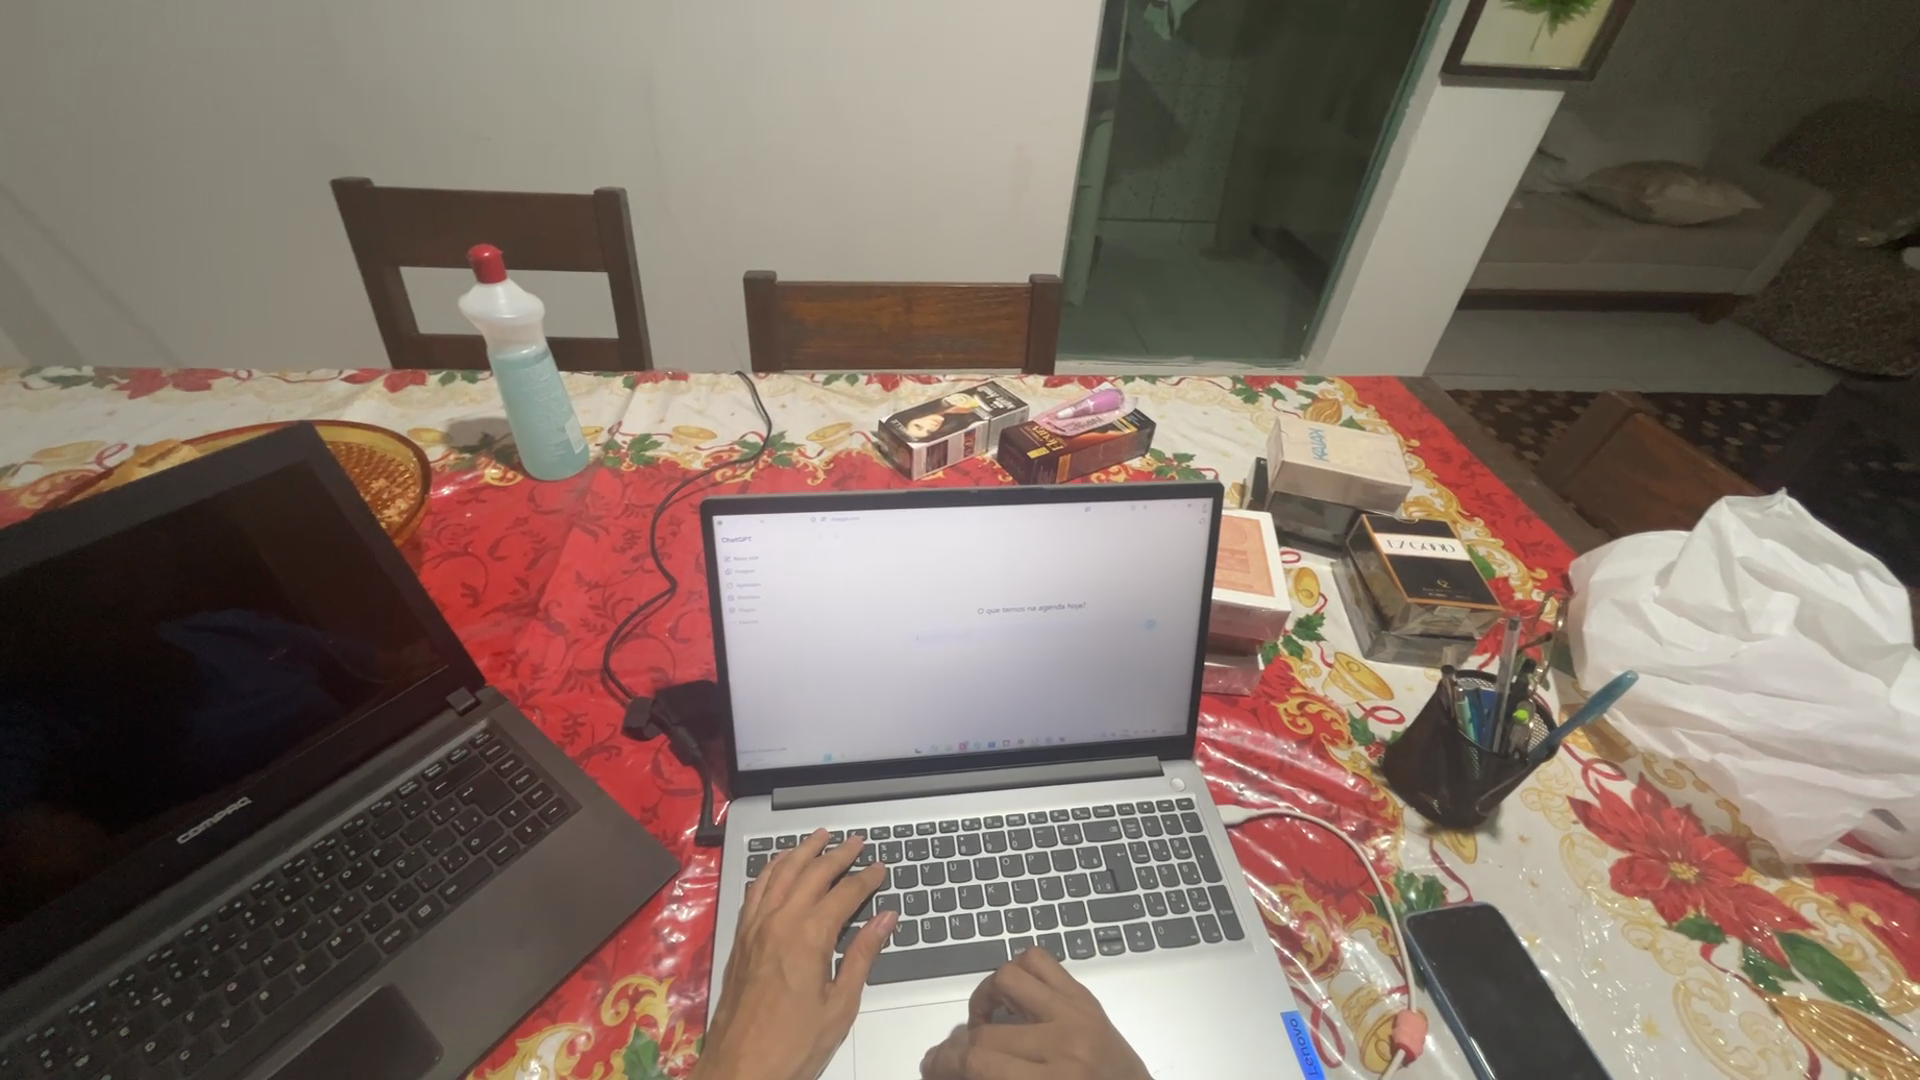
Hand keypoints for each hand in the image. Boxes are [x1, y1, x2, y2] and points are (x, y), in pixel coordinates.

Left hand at [691, 829, 895, 1079]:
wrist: (738, 1074)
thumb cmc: (794, 1046)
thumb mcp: (840, 1006)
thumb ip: (863, 955)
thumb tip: (887, 918)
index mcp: (810, 936)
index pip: (845, 893)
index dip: (867, 878)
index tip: (881, 868)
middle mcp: (781, 921)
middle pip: (813, 872)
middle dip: (839, 854)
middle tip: (857, 842)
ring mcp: (756, 926)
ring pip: (781, 872)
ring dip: (804, 850)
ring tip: (821, 836)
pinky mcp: (741, 936)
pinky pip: (756, 889)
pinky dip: (772, 868)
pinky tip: (781, 862)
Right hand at [920, 947, 1152, 1079]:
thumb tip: (956, 1068)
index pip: (980, 1062)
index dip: (945, 1064)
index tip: (931, 1067)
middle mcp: (1063, 1043)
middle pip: (987, 1032)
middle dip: (957, 1045)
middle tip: (948, 1056)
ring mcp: (1076, 1011)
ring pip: (1009, 978)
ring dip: (985, 998)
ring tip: (984, 1020)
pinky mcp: (1085, 995)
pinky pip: (1041, 961)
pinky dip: (1019, 970)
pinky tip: (1014, 996)